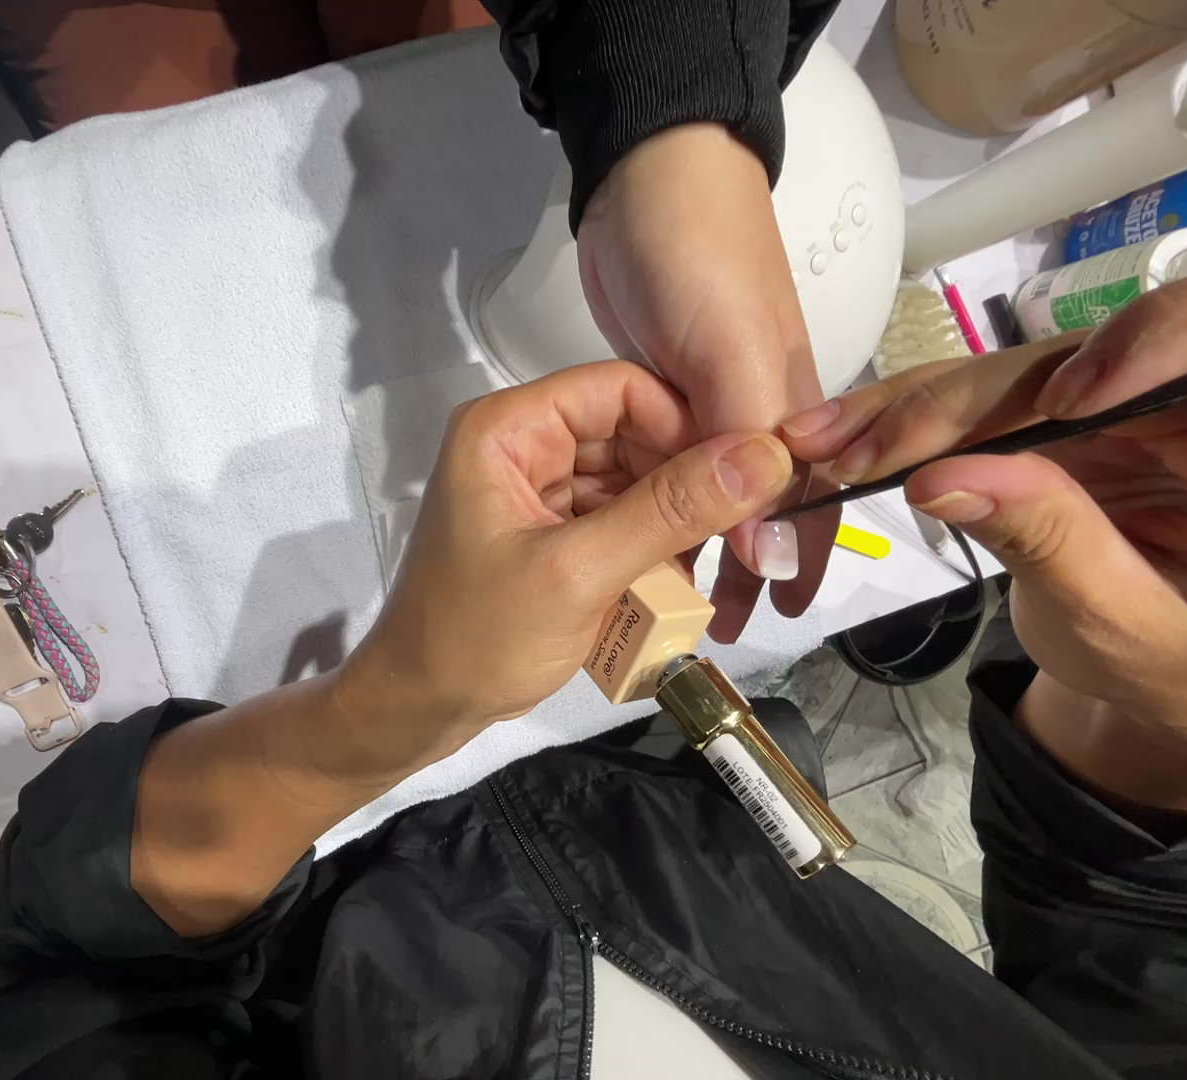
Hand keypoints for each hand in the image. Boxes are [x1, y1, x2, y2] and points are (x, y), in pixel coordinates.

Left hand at [336, 359, 795, 779]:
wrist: (421, 707)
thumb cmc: (480, 638)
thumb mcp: (579, 572)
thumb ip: (670, 510)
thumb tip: (765, 455)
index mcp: (507, 430)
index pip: (619, 390)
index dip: (685, 426)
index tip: (743, 476)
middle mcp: (520, 447)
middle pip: (628, 434)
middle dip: (682, 481)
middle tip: (739, 531)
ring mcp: (533, 492)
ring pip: (628, 480)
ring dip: (669, 521)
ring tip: (707, 565)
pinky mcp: (546, 533)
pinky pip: (613, 519)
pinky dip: (646, 548)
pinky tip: (672, 583)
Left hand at [576, 122, 838, 641]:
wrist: (641, 176)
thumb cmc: (689, 264)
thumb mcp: (722, 359)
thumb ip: (741, 448)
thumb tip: (773, 545)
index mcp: (766, 405)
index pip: (782, 488)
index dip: (776, 546)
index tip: (768, 607)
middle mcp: (728, 406)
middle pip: (729, 496)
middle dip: (723, 556)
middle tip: (717, 617)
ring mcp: (681, 397)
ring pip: (680, 485)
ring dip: (676, 534)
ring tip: (671, 592)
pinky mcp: (641, 391)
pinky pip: (642, 462)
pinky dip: (640, 499)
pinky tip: (634, 533)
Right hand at [779, 245, 1186, 809]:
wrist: (1168, 677)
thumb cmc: (1181, 669)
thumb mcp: (1122, 628)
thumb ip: (1050, 543)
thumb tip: (938, 475)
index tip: (1073, 395)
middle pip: (1134, 337)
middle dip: (991, 390)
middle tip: (882, 449)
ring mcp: (1165, 397)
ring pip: (1042, 358)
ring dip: (927, 401)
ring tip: (832, 444)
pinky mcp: (1090, 404)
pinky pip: (999, 387)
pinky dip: (916, 412)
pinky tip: (848, 434)